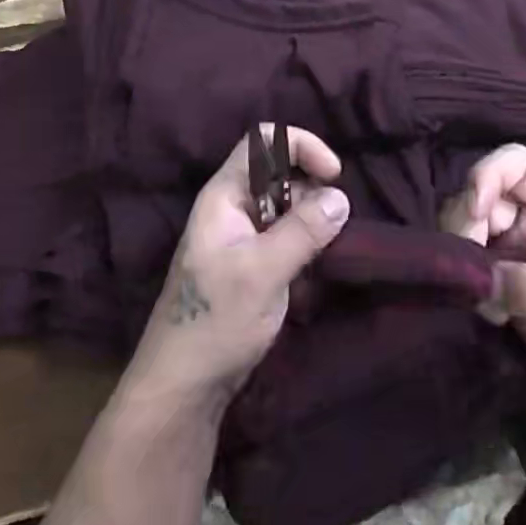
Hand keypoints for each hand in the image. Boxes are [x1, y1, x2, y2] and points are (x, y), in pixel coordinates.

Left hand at [126, 125, 349, 405]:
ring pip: (285, 210)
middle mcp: (231, 210)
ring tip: (326, 255)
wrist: (185, 381)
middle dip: (311, 190)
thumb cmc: (217, 320)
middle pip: (278, 175)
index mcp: (223, 197)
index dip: (300, 145)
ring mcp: (240, 239)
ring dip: (311, 224)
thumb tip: (340, 197)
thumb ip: (302, 230)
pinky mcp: (251, 266)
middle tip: (333, 227)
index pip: (261, 143)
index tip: (334, 175)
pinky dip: (304, 248)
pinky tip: (313, 276)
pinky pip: (284, 240)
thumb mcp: (263, 271)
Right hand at [453, 144, 525, 402]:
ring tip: (486, 302)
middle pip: (476, 196)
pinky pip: (462, 265)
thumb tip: (481, 279)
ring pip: (461, 228)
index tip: (475, 215)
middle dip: (463, 226)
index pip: (516, 165)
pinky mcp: (497, 278)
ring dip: (459, 259)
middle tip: (471, 273)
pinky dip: (462, 284)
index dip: (487, 176)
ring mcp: (511, 248)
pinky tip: (490, 313)